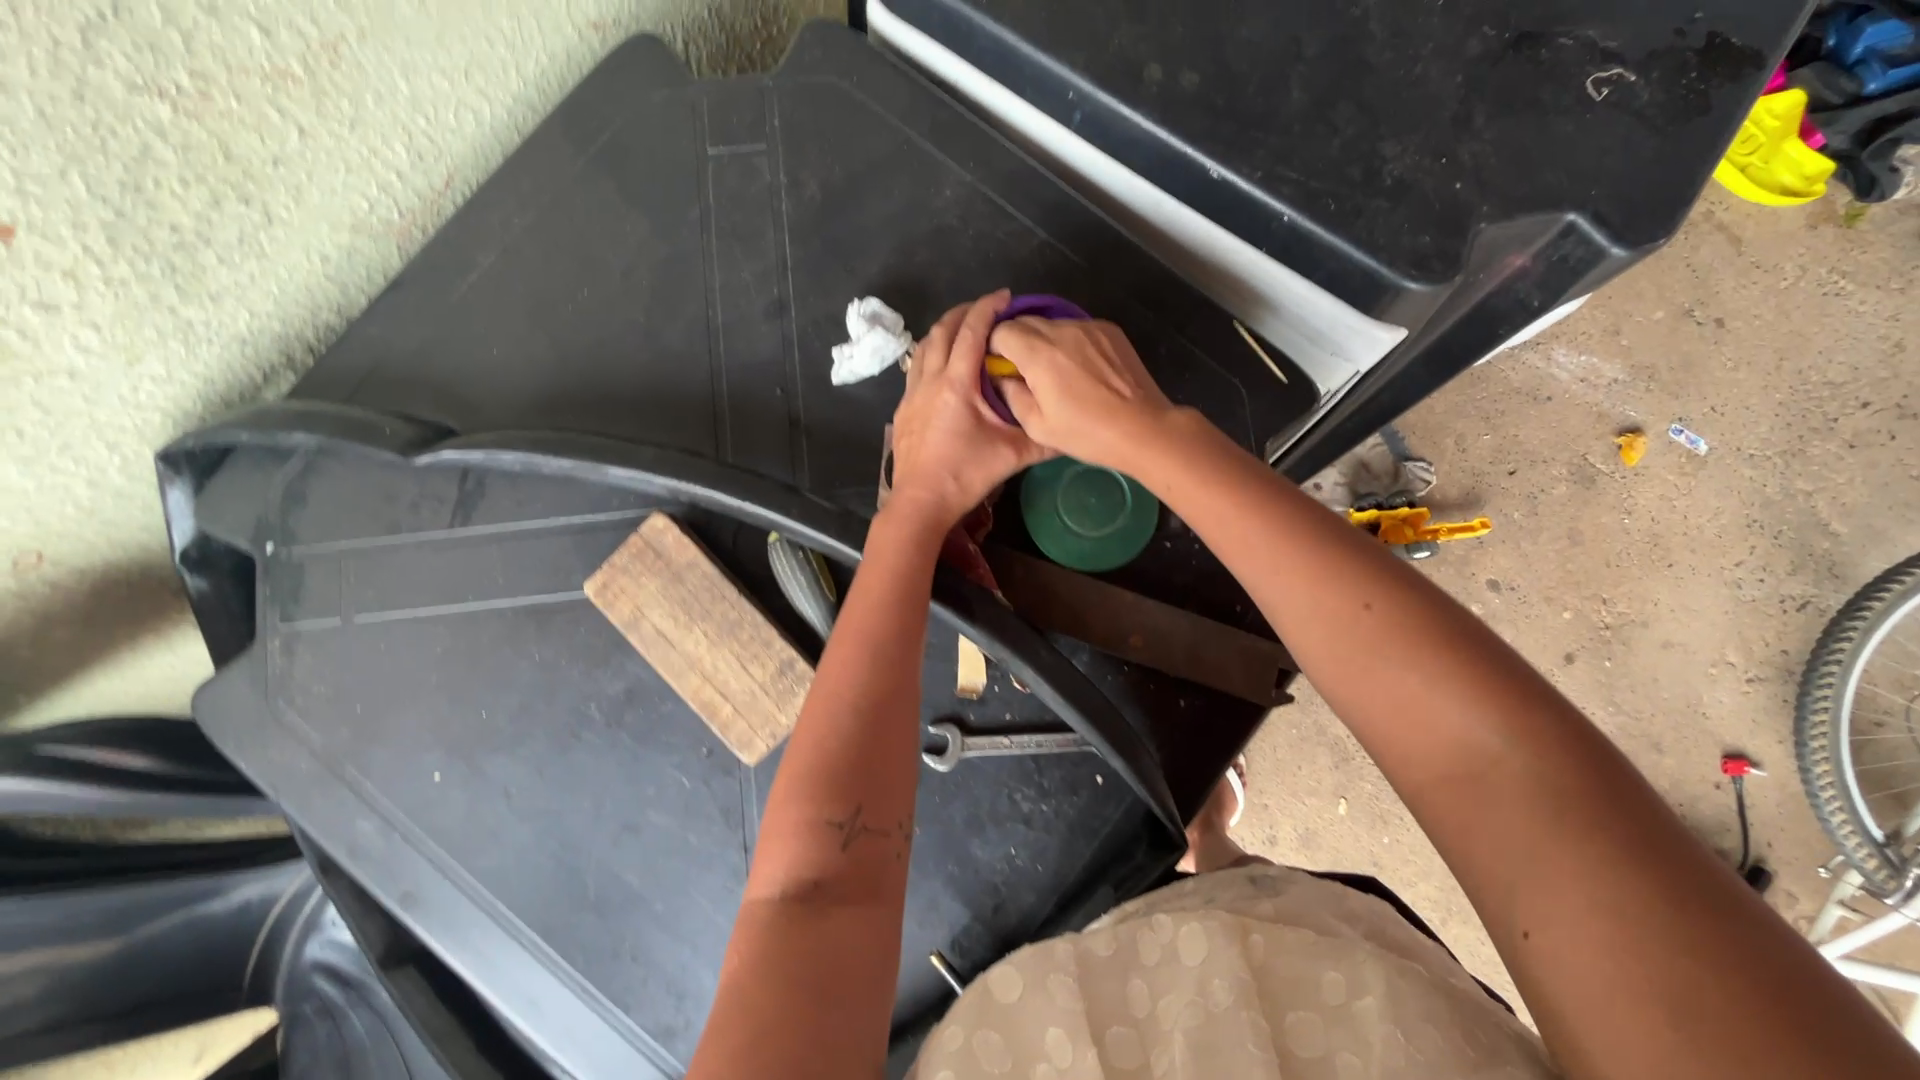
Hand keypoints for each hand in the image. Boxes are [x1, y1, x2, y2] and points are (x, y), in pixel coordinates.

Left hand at [886, 290, 1051, 527]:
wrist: (920, 502)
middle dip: (964, 313)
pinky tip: (943, 367)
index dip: (988, 308)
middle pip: (942, 331)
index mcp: (956, 383)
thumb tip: (1072, 429)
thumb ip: (1043, 439)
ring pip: (923, 348)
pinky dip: (931, 355)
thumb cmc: (965, 475)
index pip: (972, 332)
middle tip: (986, 309)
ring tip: (964, 330)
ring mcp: (912, 394)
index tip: (1005, 297)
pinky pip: (916, 369)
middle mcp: (930, 380)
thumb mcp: (1011, 455)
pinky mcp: (904, 410)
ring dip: (944, 331)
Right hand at [987, 316, 1181, 471]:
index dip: (996, 347)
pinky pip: (1078, 329)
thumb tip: (1003, 378)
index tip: (1002, 368)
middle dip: (1018, 342)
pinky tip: (1083, 369)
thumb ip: (1012, 395)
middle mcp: (1062, 330)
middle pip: (1025, 321)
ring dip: (1045, 342)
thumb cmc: (1087, 433)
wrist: (1143, 429)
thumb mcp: (1038, 426)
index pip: (1002, 330)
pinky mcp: (1110, 330)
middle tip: (1025, 371)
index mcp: (1039, 353)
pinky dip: (1071, 343)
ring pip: (1053, 324)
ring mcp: (1089, 327)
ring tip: (1057, 372)